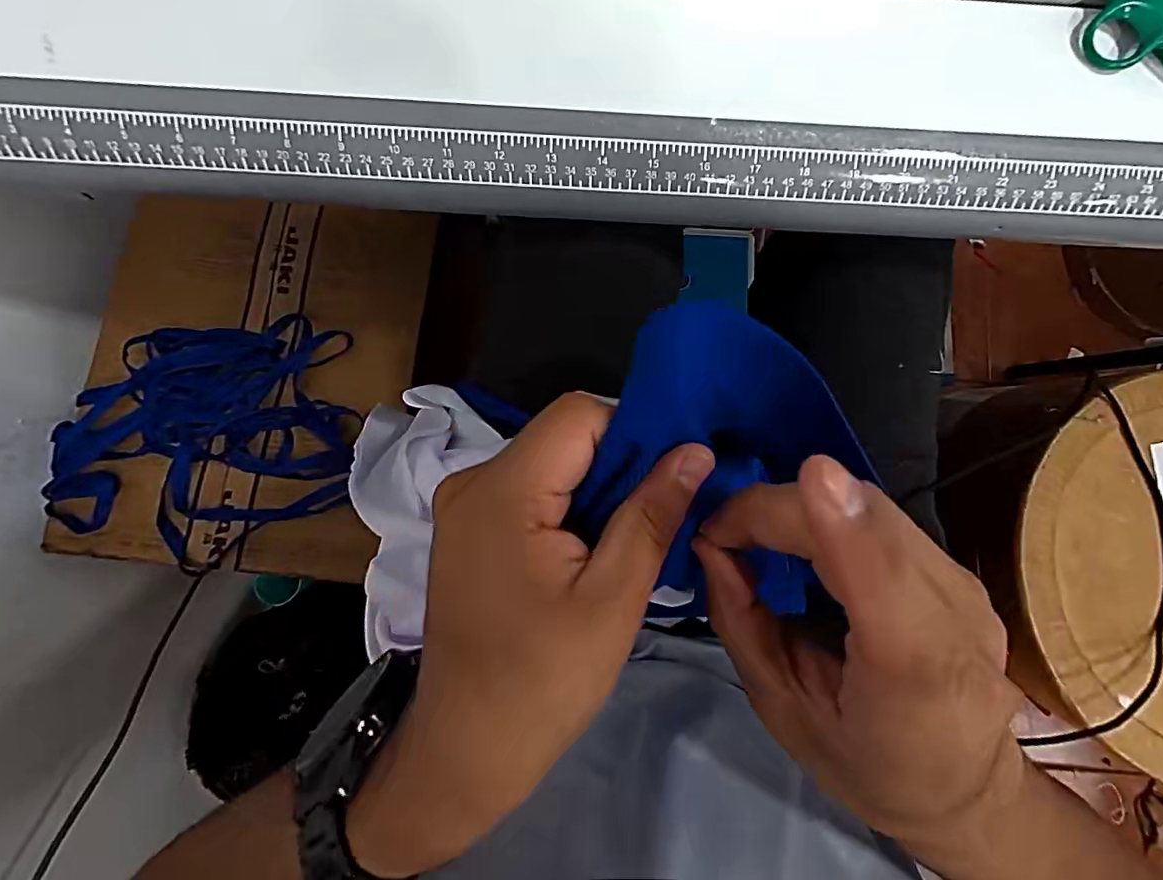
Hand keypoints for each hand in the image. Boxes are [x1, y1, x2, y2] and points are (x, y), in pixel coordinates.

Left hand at [346, 393, 711, 876]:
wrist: (466, 749)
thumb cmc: (543, 680)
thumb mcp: (614, 597)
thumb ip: (652, 512)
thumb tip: (696, 450)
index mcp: (503, 489)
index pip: (580, 413)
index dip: (633, 432)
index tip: (669, 476)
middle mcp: (474, 478)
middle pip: (565, 434)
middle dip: (619, 463)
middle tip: (657, 512)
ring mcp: (466, 500)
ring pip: (552, 459)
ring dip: (597, 486)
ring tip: (627, 535)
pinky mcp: (470, 523)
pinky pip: (533, 486)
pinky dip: (570, 502)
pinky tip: (592, 545)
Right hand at [695, 455, 1027, 874]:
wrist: (969, 790)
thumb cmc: (869, 767)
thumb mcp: (784, 709)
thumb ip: (743, 622)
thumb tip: (711, 545)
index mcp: (914, 661)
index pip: (871, 560)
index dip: (805, 512)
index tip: (724, 517)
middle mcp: (953, 606)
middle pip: (860, 512)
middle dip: (779, 506)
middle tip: (727, 531)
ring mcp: (962, 580)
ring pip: (868, 501)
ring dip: (801, 505)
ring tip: (758, 533)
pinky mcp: (957, 567)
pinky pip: (881, 516)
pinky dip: (829, 514)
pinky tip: (804, 540)